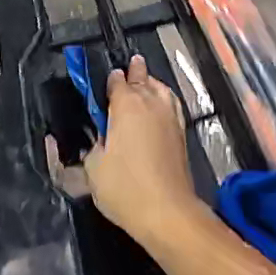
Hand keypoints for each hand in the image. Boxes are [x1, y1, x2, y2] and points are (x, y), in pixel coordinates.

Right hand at [85, 55, 198, 245]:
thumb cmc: (124, 187)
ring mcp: (170, 116)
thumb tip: (101, 138)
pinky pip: (171, 105)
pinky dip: (164, 100)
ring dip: (152, 84)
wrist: (167, 210)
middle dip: (134, 72)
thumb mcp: (93, 166)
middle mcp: (151, 102)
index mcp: (126, 104)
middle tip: (131, 64)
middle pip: (142, 78)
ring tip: (146, 82)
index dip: (108, 79)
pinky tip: (160, 107)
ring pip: (161, 89)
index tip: (104, 78)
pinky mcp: (182, 132)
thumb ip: (95, 145)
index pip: (115, 81)